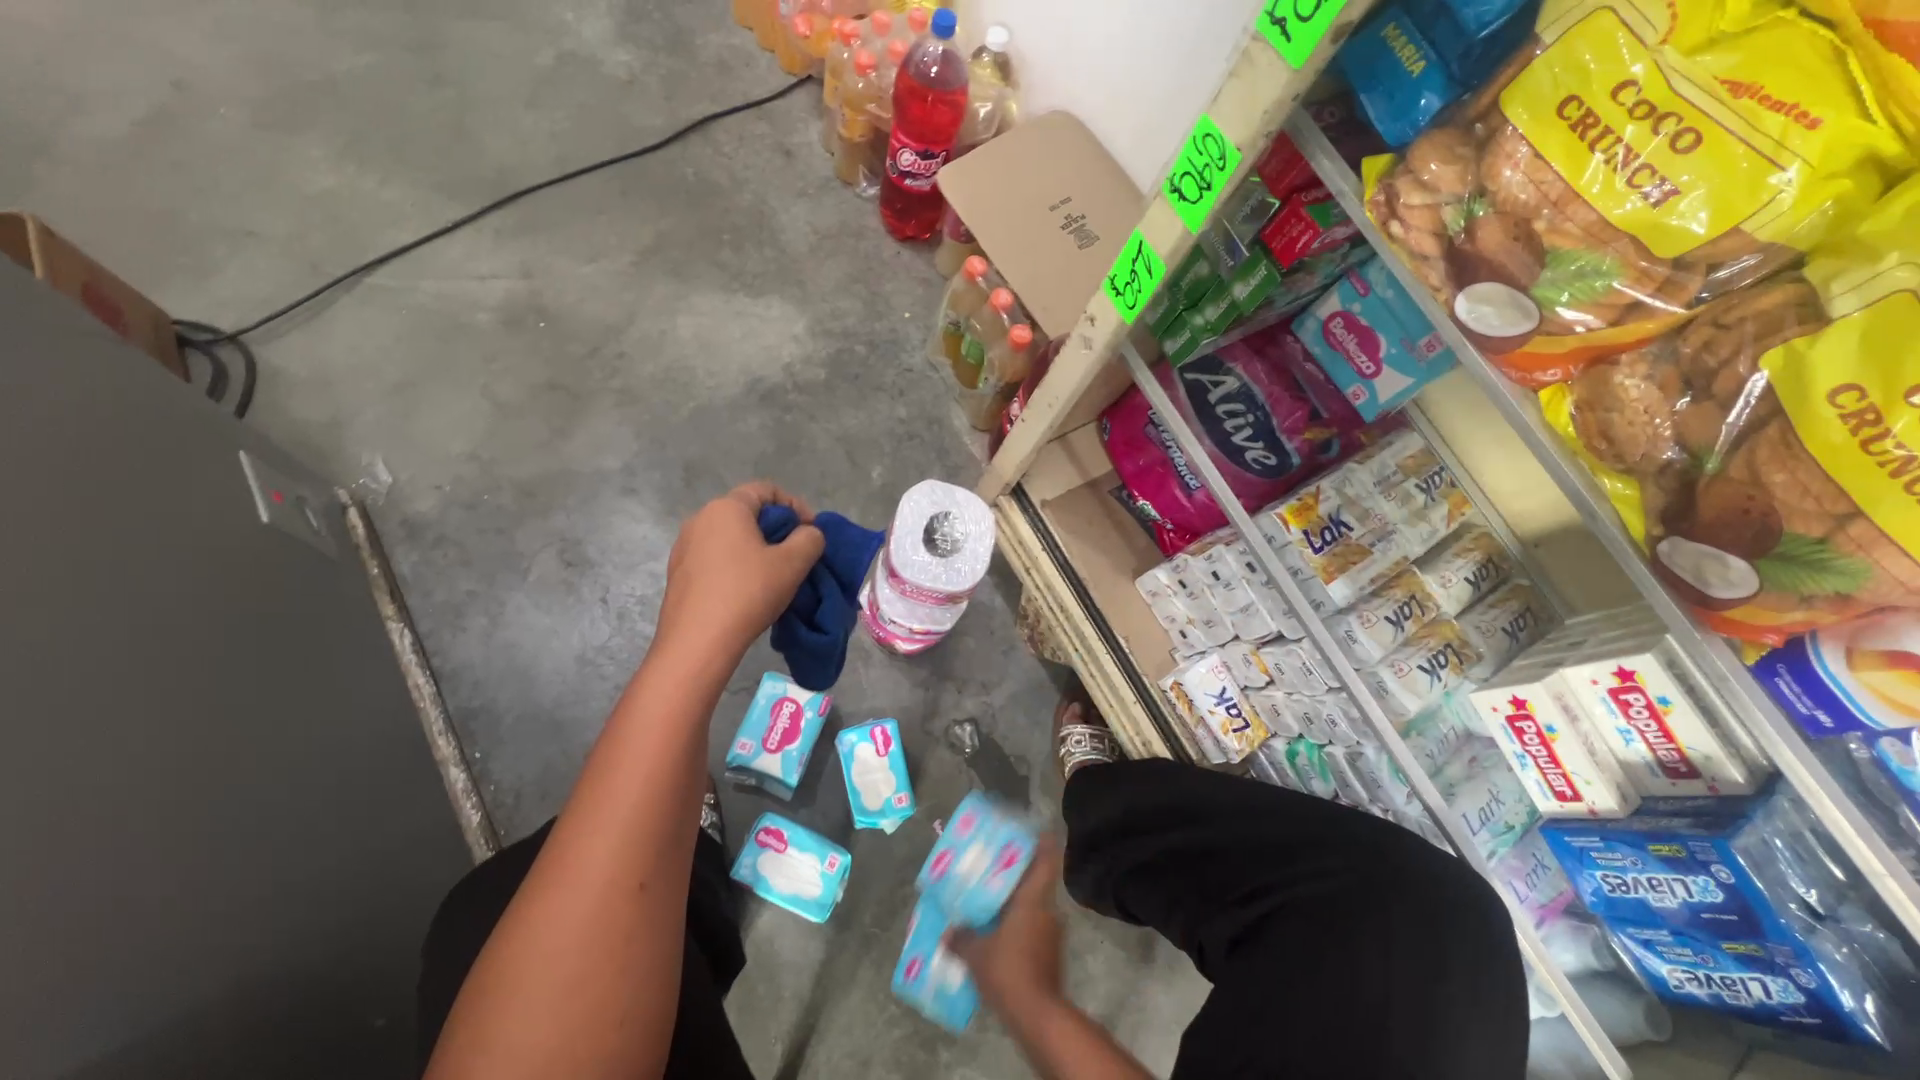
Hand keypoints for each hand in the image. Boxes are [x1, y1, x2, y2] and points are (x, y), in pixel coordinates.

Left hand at [656, 482, 824, 660]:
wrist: (697, 641)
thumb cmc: (748, 593)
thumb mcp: (792, 564)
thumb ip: (810, 539)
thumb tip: (808, 533)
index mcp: (726, 508)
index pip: (766, 490)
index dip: (795, 505)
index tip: (811, 532)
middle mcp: (700, 519)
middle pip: (746, 513)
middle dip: (776, 529)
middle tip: (797, 555)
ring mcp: (684, 547)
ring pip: (730, 537)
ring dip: (756, 549)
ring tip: (774, 576)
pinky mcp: (678, 573)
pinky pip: (714, 558)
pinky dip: (735, 566)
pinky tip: (747, 592)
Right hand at [947, 842, 1065, 1010]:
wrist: (1037, 1014)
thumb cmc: (1008, 970)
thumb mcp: (975, 953)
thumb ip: (960, 938)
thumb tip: (948, 931)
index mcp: (1033, 900)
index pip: (1046, 860)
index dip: (1042, 842)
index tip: (1033, 830)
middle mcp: (1048, 911)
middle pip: (1037, 883)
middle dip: (1018, 877)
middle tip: (995, 871)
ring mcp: (1054, 934)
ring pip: (1035, 908)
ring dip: (1018, 905)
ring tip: (992, 906)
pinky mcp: (1052, 954)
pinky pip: (1035, 930)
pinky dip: (1019, 928)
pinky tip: (999, 938)